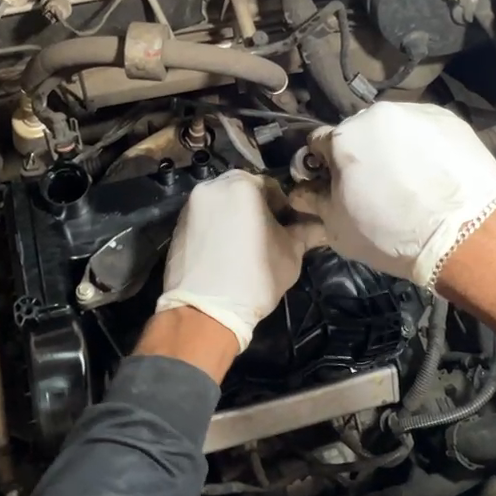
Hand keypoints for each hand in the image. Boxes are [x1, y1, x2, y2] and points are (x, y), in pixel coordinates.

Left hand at [152, 170, 307, 353]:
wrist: (205, 310)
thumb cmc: (255, 277)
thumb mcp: (291, 253)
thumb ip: (305, 231)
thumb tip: (318, 225)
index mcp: (242, 185)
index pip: (271, 186)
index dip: (283, 207)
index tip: (287, 227)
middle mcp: (212, 186)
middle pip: (242, 191)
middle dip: (256, 208)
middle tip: (267, 234)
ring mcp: (190, 206)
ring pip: (220, 204)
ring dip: (234, 216)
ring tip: (244, 245)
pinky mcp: (176, 226)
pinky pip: (204, 219)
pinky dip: (215, 228)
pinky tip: (223, 252)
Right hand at [293, 102, 495, 290]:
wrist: (467, 236)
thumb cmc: (392, 234)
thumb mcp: (338, 227)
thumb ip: (313, 200)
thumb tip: (302, 188)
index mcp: (344, 137)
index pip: (319, 143)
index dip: (323, 166)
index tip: (335, 184)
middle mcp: (377, 114)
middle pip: (357, 132)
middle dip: (360, 154)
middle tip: (376, 186)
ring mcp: (416, 113)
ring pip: (392, 129)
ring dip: (392, 147)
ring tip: (410, 180)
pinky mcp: (450, 119)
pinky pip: (424, 130)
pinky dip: (422, 146)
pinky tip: (433, 173)